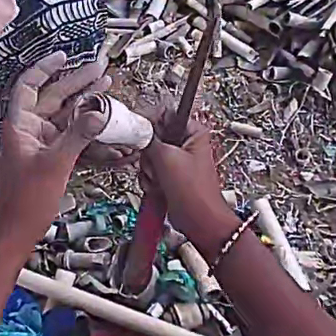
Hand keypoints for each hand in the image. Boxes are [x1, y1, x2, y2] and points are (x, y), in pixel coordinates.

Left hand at [0, 52, 108, 251]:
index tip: (63, 56)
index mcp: (20, 126)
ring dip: (87, 104)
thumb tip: (98, 112)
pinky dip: (89, 133)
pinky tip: (106, 127)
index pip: (29, 86)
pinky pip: (72, 139)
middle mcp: (29, 131)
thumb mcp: (55, 165)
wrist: (13, 236)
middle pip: (53, 98)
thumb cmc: (21, 204)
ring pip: (66, 116)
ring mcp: (41, 145)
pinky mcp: (51, 160)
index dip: (45, 68)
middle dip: (78, 83)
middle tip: (100, 71)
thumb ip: (78, 136)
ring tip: (107, 88)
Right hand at [140, 124, 233, 249]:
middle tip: (157, 166)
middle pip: (153, 137)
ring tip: (161, 180)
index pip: (165, 115)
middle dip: (150, 155)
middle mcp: (185, 143)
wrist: (198, 220)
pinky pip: (150, 170)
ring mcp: (176, 159)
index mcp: (193, 132)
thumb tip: (137, 129)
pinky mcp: (169, 174)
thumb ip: (150, 140)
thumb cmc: (194, 191)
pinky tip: (159, 188)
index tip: (139, 133)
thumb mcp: (167, 158)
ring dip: (149, 170)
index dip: (150, 123)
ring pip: (149, 155)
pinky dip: (150, 180)